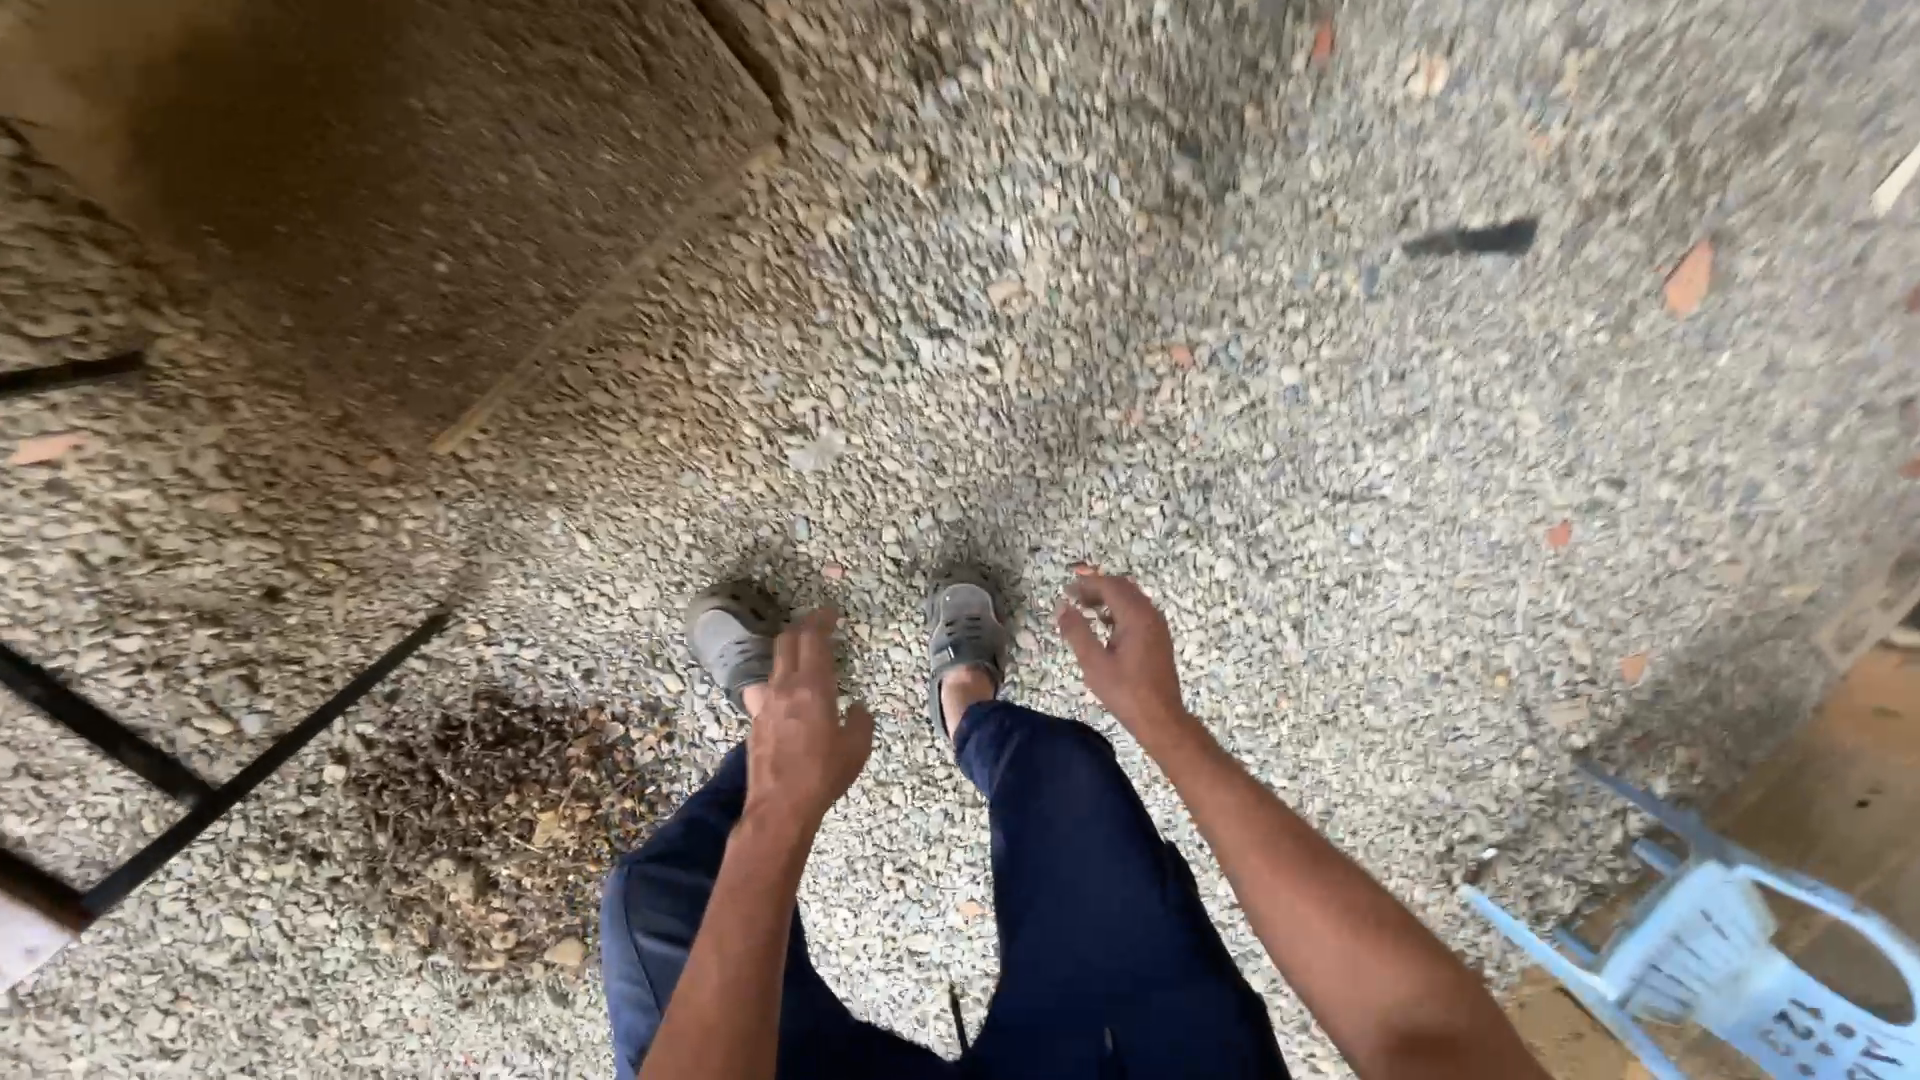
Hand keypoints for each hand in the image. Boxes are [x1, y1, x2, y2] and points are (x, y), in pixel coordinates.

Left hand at [742, 609, 873, 833]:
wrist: (779, 807)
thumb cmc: (823, 774)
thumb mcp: (857, 747)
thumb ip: (860, 721)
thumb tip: (857, 708)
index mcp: (812, 687)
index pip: (813, 639)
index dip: (821, 619)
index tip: (831, 612)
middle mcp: (784, 688)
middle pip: (787, 642)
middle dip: (802, 628)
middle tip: (819, 626)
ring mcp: (765, 705)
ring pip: (775, 665)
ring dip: (790, 654)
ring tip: (804, 660)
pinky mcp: (755, 723)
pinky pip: (768, 691)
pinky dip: (782, 683)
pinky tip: (790, 699)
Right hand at [1055, 574, 1198, 748]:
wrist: (1160, 717)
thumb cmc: (1125, 692)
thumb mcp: (1094, 663)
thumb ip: (1077, 631)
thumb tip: (1062, 607)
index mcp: (1136, 616)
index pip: (1110, 586)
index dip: (1086, 584)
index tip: (1066, 590)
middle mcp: (1150, 614)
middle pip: (1122, 587)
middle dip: (1097, 586)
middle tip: (1073, 595)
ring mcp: (1157, 625)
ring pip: (1132, 598)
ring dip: (1108, 597)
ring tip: (1085, 606)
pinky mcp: (1159, 637)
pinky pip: (1138, 611)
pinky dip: (1119, 609)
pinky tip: (1105, 623)